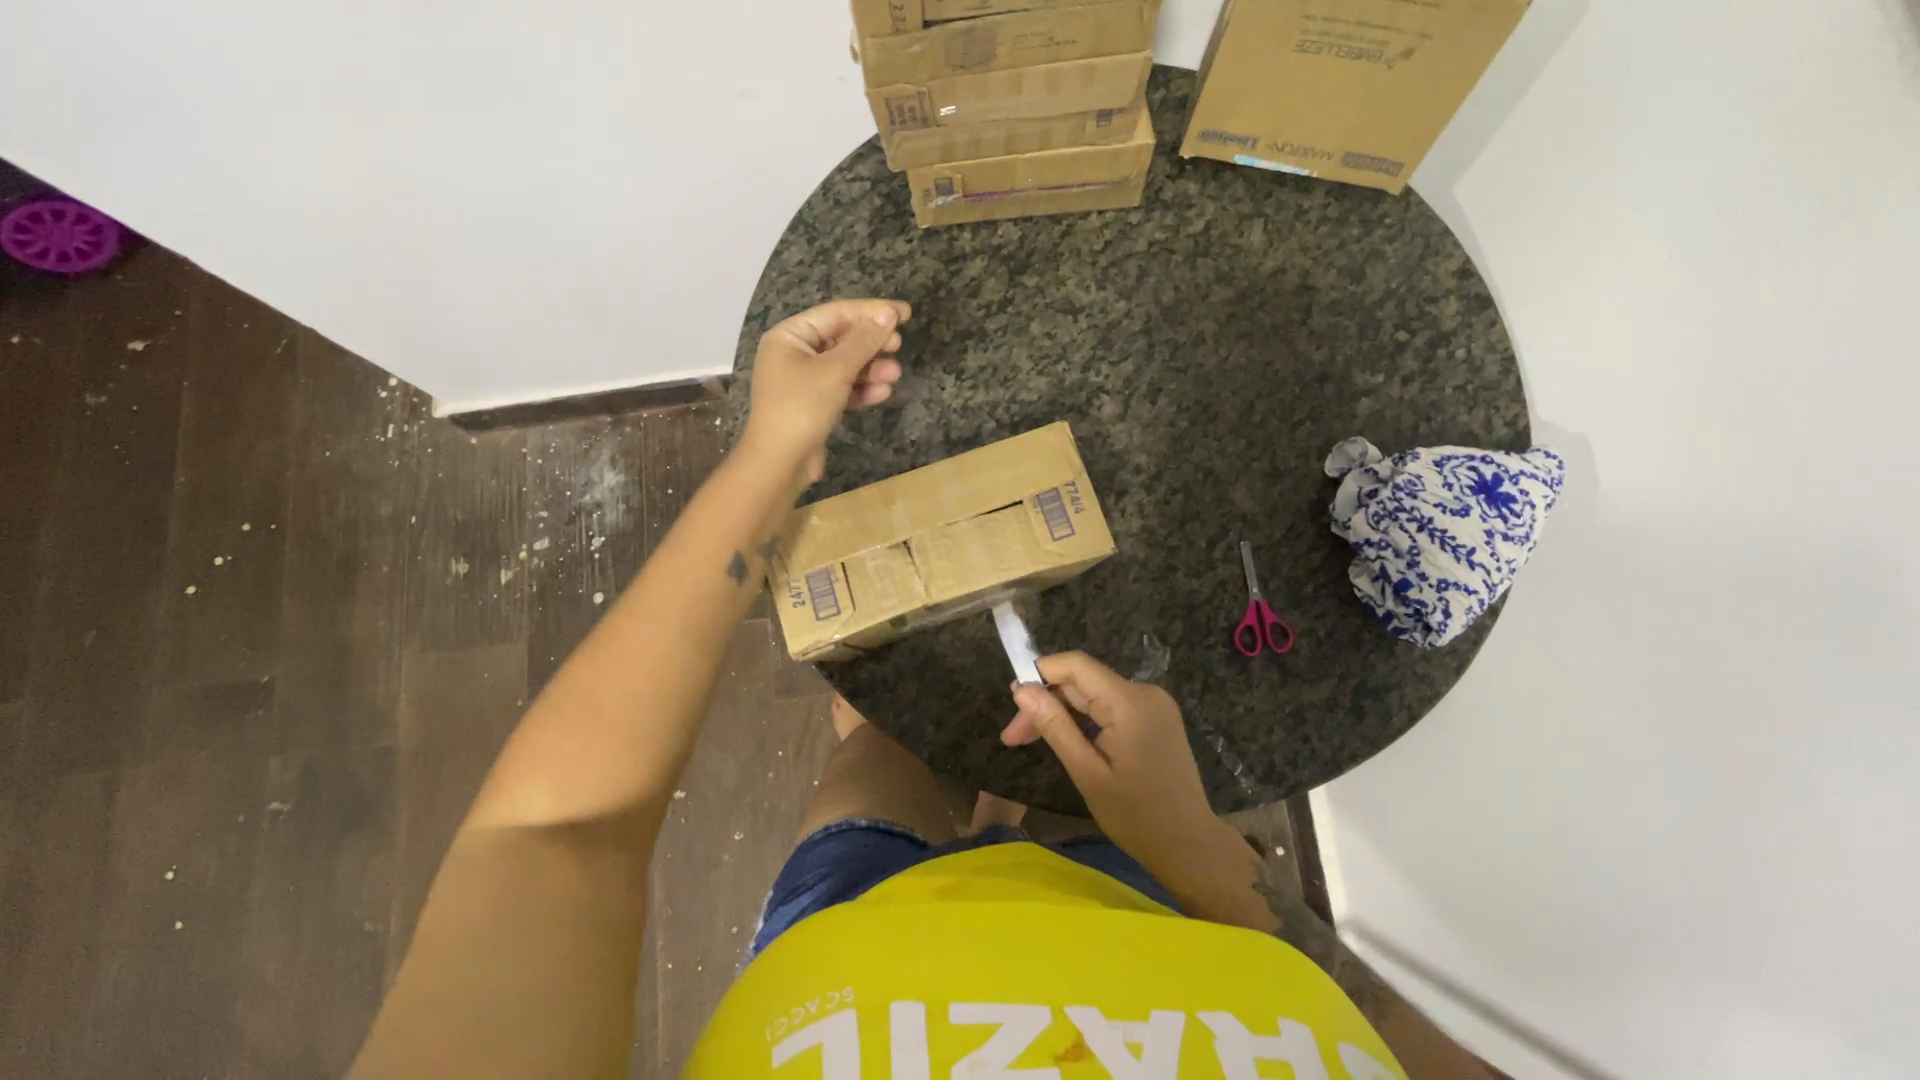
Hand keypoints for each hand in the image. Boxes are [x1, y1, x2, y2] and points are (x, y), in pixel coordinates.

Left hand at [741, 298, 909, 485]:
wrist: (780, 463)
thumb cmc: (801, 407)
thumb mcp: (835, 370)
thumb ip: (863, 341)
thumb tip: (888, 314)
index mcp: (790, 336)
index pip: (837, 313)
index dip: (872, 311)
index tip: (905, 313)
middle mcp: (794, 353)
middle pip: (841, 338)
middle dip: (872, 343)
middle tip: (899, 344)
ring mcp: (803, 380)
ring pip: (845, 365)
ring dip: (871, 368)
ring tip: (895, 374)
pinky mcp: (814, 404)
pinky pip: (842, 388)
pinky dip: (861, 389)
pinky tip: (882, 393)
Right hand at [1004, 652, 1263, 922]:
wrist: (1189, 844)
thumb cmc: (1136, 816)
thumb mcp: (1087, 773)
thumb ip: (1055, 726)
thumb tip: (1021, 691)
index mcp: (1130, 702)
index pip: (1077, 665)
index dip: (1040, 673)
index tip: (1013, 702)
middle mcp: (1145, 692)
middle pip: (1083, 680)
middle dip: (1046, 702)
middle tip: (1013, 738)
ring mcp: (1154, 703)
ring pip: (1094, 693)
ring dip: (1062, 712)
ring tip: (1029, 741)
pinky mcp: (1156, 716)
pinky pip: (1111, 705)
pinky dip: (1085, 719)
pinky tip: (1066, 740)